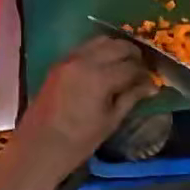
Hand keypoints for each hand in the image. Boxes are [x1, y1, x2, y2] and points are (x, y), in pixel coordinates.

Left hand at [9, 36, 157, 182]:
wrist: (38, 148)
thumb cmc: (78, 141)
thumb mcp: (110, 120)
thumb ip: (131, 97)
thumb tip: (151, 86)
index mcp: (100, 77)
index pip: (132, 66)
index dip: (145, 73)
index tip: (151, 82)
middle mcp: (85, 60)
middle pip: (118, 45)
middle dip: (133, 55)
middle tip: (141, 70)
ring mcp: (69, 59)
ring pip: (100, 41)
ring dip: (116, 49)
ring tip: (124, 65)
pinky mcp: (59, 63)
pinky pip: (84, 47)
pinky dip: (98, 51)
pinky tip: (104, 66)